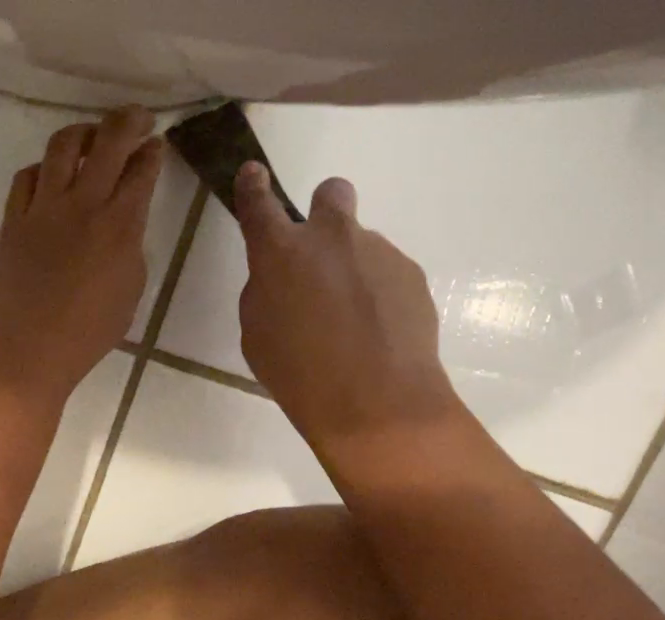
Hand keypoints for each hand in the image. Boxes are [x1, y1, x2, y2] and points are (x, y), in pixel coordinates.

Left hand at [0, 106, 163, 396]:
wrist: (28, 350)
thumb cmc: (87, 333)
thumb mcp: (129, 291)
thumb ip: (130, 247)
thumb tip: (124, 225)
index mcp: (120, 226)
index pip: (142, 170)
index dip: (152, 151)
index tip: (156, 145)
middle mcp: (83, 204)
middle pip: (108, 140)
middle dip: (128, 121)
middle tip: (136, 120)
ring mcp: (43, 208)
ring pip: (62, 145)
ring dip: (82, 133)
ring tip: (91, 138)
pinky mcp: (13, 220)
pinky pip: (26, 177)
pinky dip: (43, 168)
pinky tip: (50, 175)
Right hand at [232, 163, 458, 441]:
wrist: (374, 400)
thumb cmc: (298, 374)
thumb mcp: (258, 336)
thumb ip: (267, 294)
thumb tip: (283, 280)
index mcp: (280, 254)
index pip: (259, 205)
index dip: (253, 188)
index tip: (254, 175)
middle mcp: (331, 239)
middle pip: (331, 193)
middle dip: (324, 209)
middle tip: (320, 254)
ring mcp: (377, 251)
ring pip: (360, 248)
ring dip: (352, 273)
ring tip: (351, 328)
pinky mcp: (410, 274)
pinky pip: (386, 276)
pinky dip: (377, 297)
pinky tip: (376, 336)